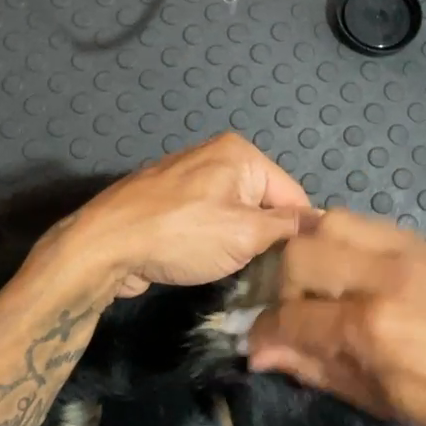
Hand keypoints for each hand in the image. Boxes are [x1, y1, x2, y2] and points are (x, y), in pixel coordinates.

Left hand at [58, 134, 313, 297]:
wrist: (106, 245)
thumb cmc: (182, 235)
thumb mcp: (245, 235)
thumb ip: (286, 227)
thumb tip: (319, 223)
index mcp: (240, 153)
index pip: (293, 195)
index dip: (299, 233)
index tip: (299, 267)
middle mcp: (216, 156)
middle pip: (263, 202)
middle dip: (267, 236)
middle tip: (268, 272)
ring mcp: (189, 176)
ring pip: (235, 213)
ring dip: (239, 242)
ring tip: (237, 269)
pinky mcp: (169, 200)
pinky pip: (208, 218)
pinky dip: (213, 239)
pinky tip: (207, 261)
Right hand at [246, 210, 425, 425]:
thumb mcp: (383, 402)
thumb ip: (317, 369)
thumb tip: (262, 354)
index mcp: (375, 325)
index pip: (293, 315)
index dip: (264, 334)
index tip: (256, 346)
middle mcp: (384, 274)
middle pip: (300, 253)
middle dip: (280, 285)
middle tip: (289, 313)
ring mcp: (407, 248)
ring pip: (328, 222)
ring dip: (308, 251)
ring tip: (316, 285)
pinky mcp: (423, 239)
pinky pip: (363, 223)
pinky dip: (342, 242)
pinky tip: (349, 271)